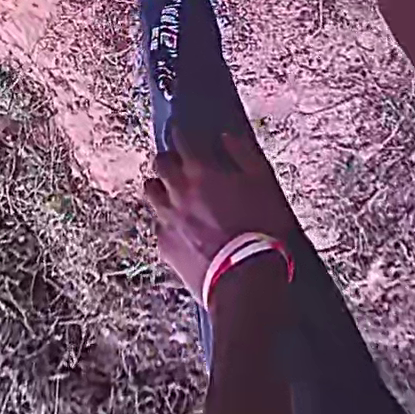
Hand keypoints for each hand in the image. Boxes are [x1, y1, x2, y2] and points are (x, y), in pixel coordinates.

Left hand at [143, 126, 299, 301]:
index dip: (181, 134)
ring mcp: (167, 217)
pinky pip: (157, 224)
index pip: (180, 140)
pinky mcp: (164, 244)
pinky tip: (178, 227)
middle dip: (168, 159)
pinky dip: (166, 221)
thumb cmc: (261, 228)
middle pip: (159, 163)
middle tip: (178, 164)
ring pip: (150, 190)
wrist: (247, 280)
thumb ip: (244, 154)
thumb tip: (227, 137)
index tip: (182, 133)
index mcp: (200, 171)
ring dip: (160, 187)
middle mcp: (177, 189)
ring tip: (171, 192)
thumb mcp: (264, 183)